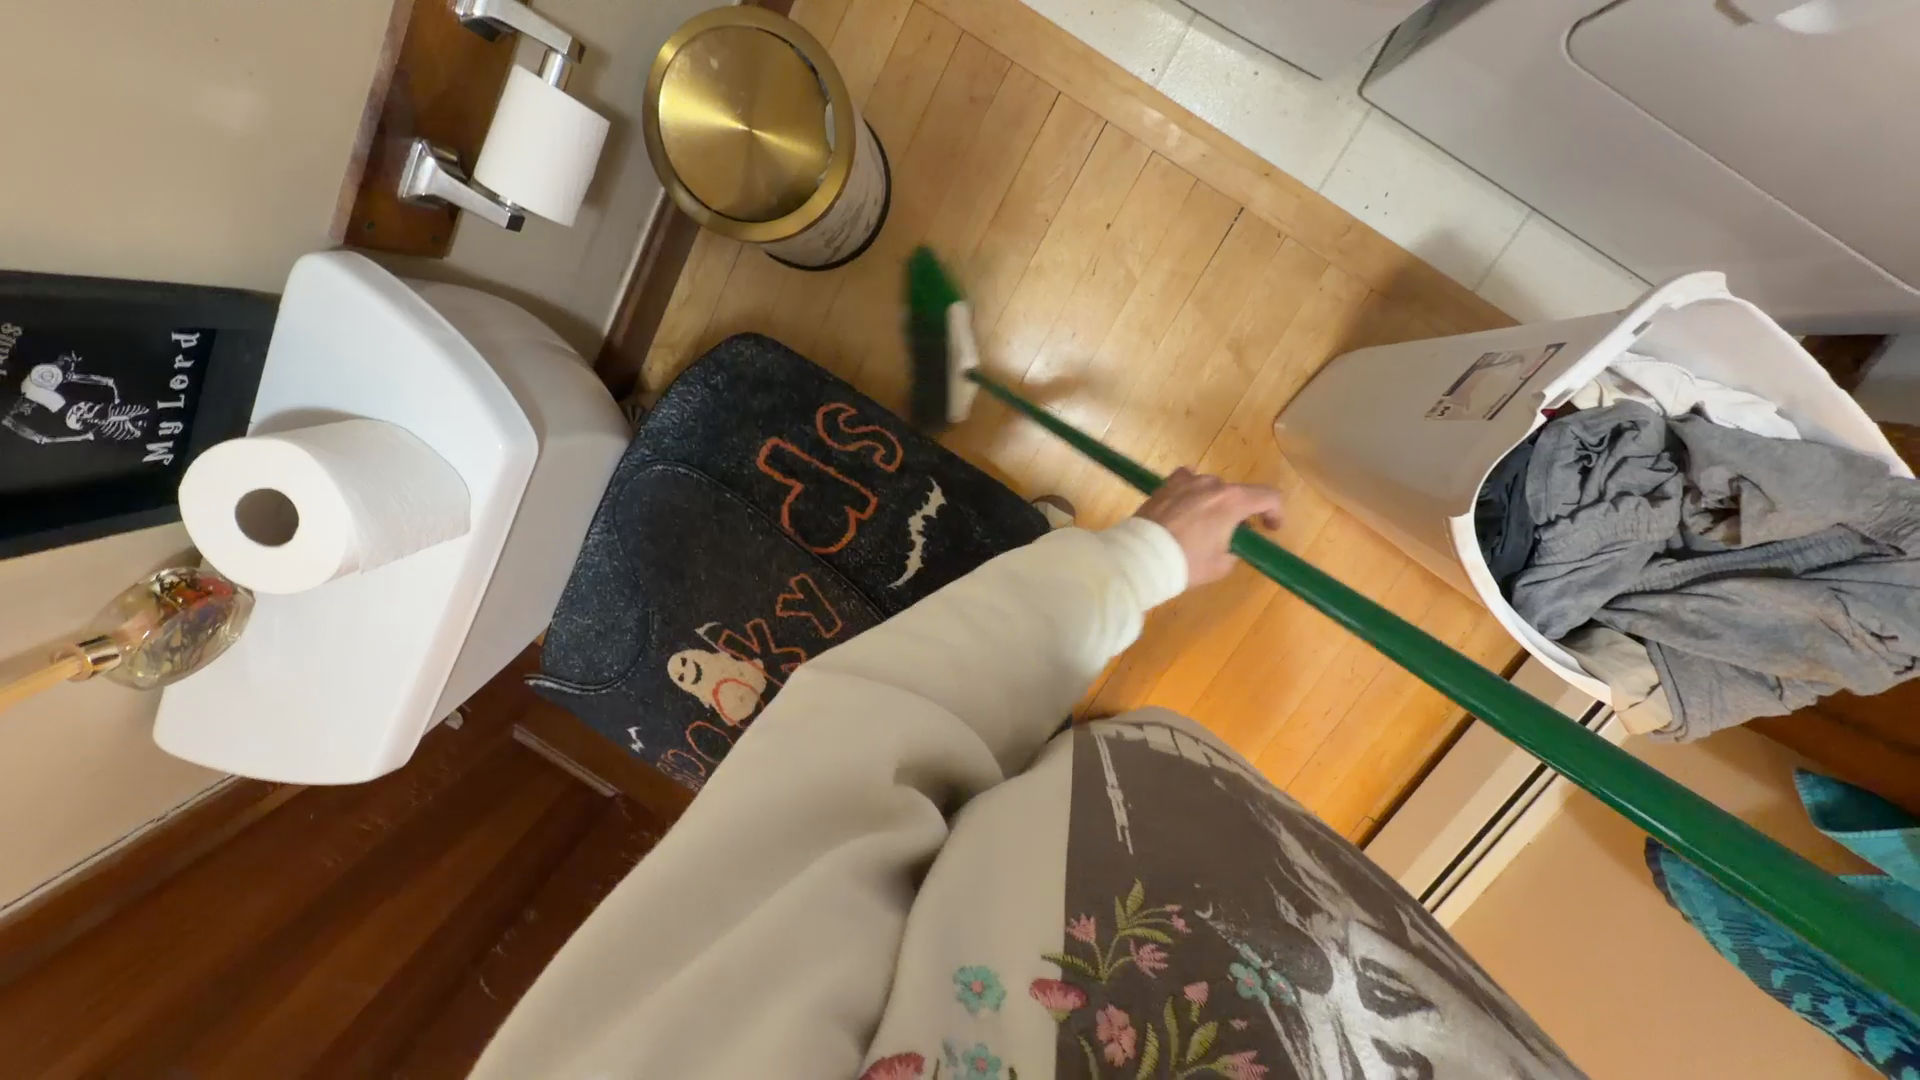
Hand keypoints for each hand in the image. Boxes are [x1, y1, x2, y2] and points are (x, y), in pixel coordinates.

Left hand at [1134, 468, 1283, 587]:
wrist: (1140, 556)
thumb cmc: (1186, 562)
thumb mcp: (1221, 564)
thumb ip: (1234, 549)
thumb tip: (1229, 543)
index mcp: (1232, 501)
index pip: (1268, 496)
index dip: (1276, 512)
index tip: (1270, 529)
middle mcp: (1212, 484)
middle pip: (1236, 493)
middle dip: (1239, 511)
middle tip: (1231, 533)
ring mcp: (1186, 481)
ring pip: (1210, 488)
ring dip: (1213, 503)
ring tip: (1202, 525)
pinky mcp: (1165, 485)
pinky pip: (1186, 481)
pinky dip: (1191, 491)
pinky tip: (1187, 502)